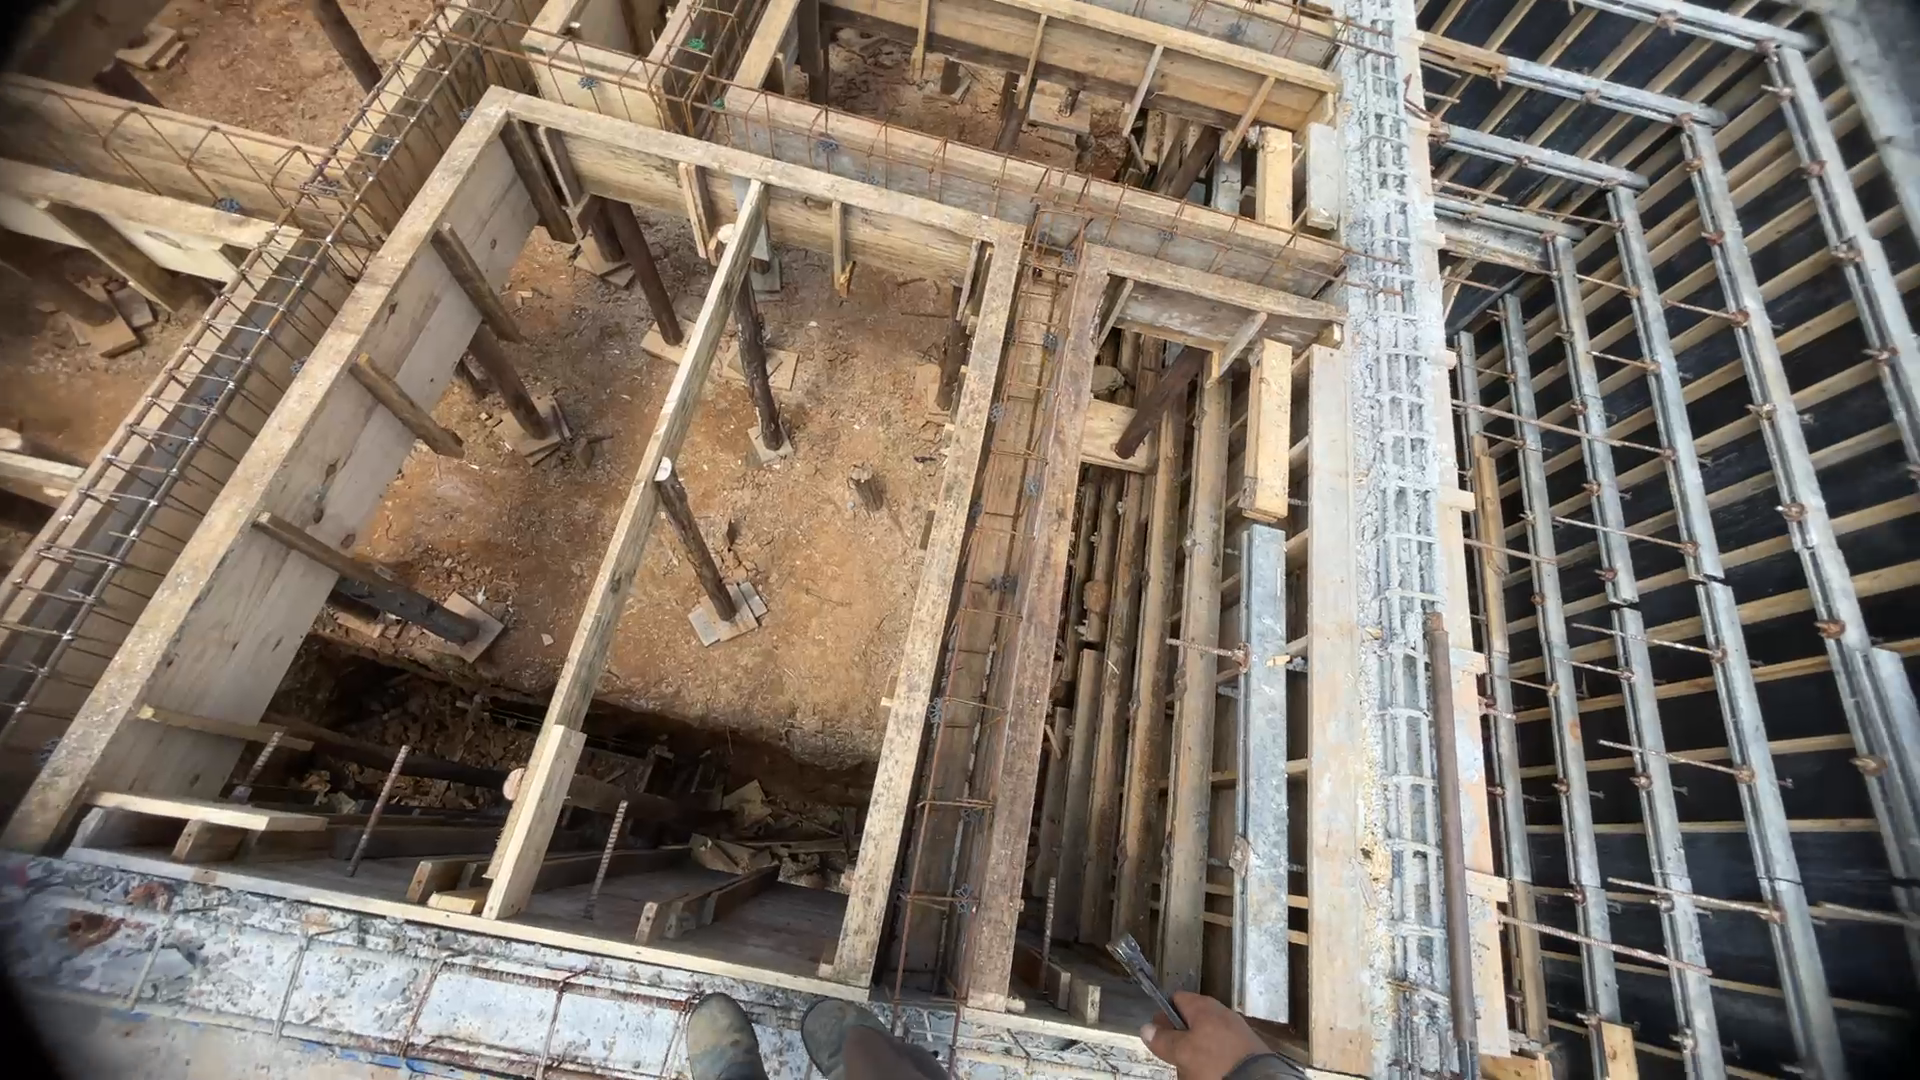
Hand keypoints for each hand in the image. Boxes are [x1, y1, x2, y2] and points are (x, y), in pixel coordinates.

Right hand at [1139, 992, 1270, 1079]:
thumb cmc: (1217, 1062)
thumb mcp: (1184, 1052)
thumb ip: (1163, 1040)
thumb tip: (1145, 1028)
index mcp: (1203, 1006)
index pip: (1176, 999)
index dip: (1163, 1015)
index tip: (1157, 1035)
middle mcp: (1221, 1012)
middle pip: (1191, 1022)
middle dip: (1180, 1041)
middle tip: (1176, 1060)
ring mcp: (1237, 1031)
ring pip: (1207, 1040)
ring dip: (1197, 1055)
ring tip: (1194, 1073)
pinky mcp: (1249, 1050)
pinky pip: (1223, 1052)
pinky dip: (1216, 1063)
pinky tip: (1213, 1075)